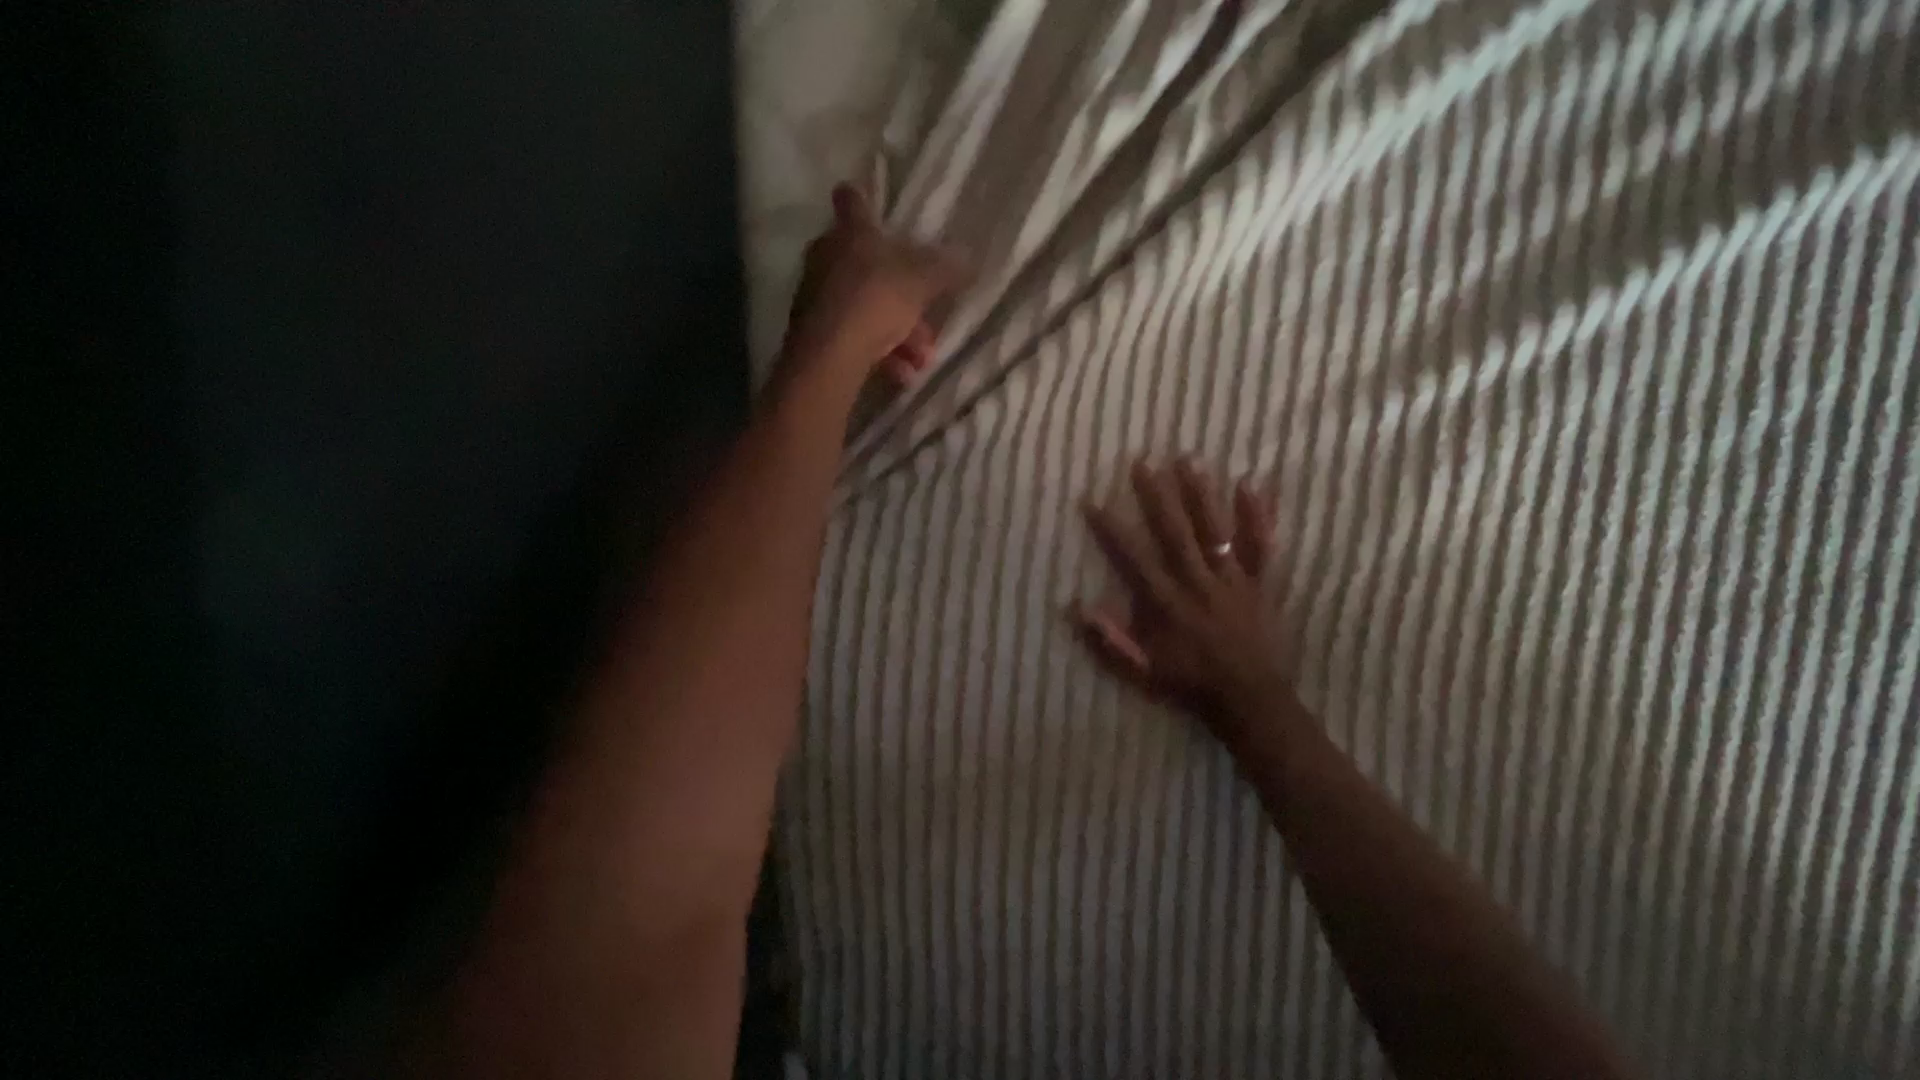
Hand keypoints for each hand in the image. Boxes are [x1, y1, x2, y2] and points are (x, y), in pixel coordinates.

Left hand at [780, 183, 964, 387]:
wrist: (829, 355)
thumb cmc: (875, 300)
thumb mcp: (922, 282)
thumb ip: (946, 269)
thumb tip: (968, 259)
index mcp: (851, 232)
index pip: (853, 201)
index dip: (861, 198)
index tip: (867, 198)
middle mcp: (828, 257)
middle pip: (869, 265)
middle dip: (903, 293)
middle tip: (928, 317)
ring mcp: (818, 296)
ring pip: (867, 307)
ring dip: (899, 333)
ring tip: (921, 359)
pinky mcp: (814, 333)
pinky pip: (856, 336)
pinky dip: (881, 353)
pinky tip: (902, 374)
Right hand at [1071, 459, 1300, 747]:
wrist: (1249, 699)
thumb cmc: (1190, 684)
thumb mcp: (1142, 670)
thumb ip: (1110, 640)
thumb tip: (1076, 607)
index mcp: (1167, 602)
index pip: (1133, 557)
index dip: (1111, 528)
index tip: (1093, 499)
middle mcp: (1197, 582)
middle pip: (1174, 532)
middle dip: (1156, 496)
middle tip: (1143, 462)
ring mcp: (1231, 580)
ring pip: (1214, 530)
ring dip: (1200, 494)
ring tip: (1188, 459)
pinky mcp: (1259, 583)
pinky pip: (1260, 546)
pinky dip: (1257, 516)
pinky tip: (1251, 484)